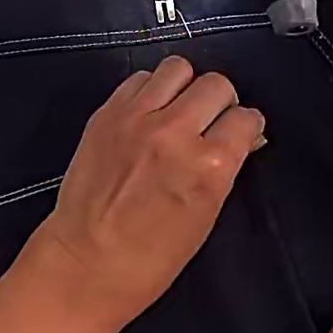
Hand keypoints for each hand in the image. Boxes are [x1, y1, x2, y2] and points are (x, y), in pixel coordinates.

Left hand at [18, 56, 266, 328]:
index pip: (245, 118)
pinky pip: (141, 78)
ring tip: (178, 108)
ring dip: (186, 86)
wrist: (86, 265)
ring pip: (179, 67)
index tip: (241, 131)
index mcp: (207, 165)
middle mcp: (174, 132)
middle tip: (210, 120)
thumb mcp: (207, 214)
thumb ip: (226, 164)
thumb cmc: (154, 256)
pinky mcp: (107, 112)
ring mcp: (137, 118)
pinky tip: (149, 113)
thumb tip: (243, 133)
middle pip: (216, 84)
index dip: (247, 125)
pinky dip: (151, 90)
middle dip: (221, 102)